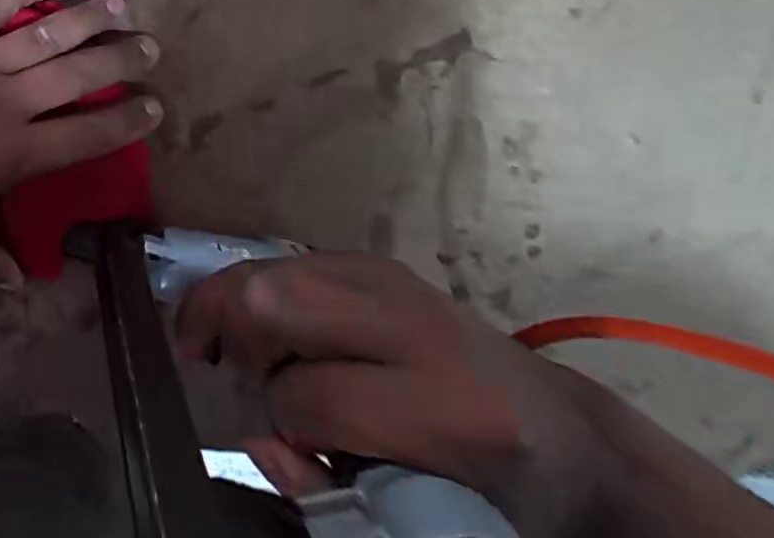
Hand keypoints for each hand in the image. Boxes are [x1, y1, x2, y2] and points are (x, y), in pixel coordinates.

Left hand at [0, 0, 162, 275]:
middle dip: (121, 60)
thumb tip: (19, 286)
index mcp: (15, 152)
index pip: (88, 134)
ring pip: (46, 35)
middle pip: (80, 76)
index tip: (154, 106)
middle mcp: (9, 103)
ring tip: (119, 5)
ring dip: (87, 18)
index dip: (127, 120)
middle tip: (150, 48)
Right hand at [173, 253, 618, 536]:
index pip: (312, 396)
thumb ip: (324, 487)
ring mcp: (392, 279)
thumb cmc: (497, 489)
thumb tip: (252, 436)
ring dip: (231, 302)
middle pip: (278, 300)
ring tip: (226, 343)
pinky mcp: (375, 262)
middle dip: (227, 329)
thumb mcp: (422, 517)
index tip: (281, 432)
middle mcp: (415, 323)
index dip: (279, 419)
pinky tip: (259, 323)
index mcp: (447, 407)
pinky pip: (292, 263)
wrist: (562, 428)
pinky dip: (257, 287)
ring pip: (275, 269)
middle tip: (211, 362)